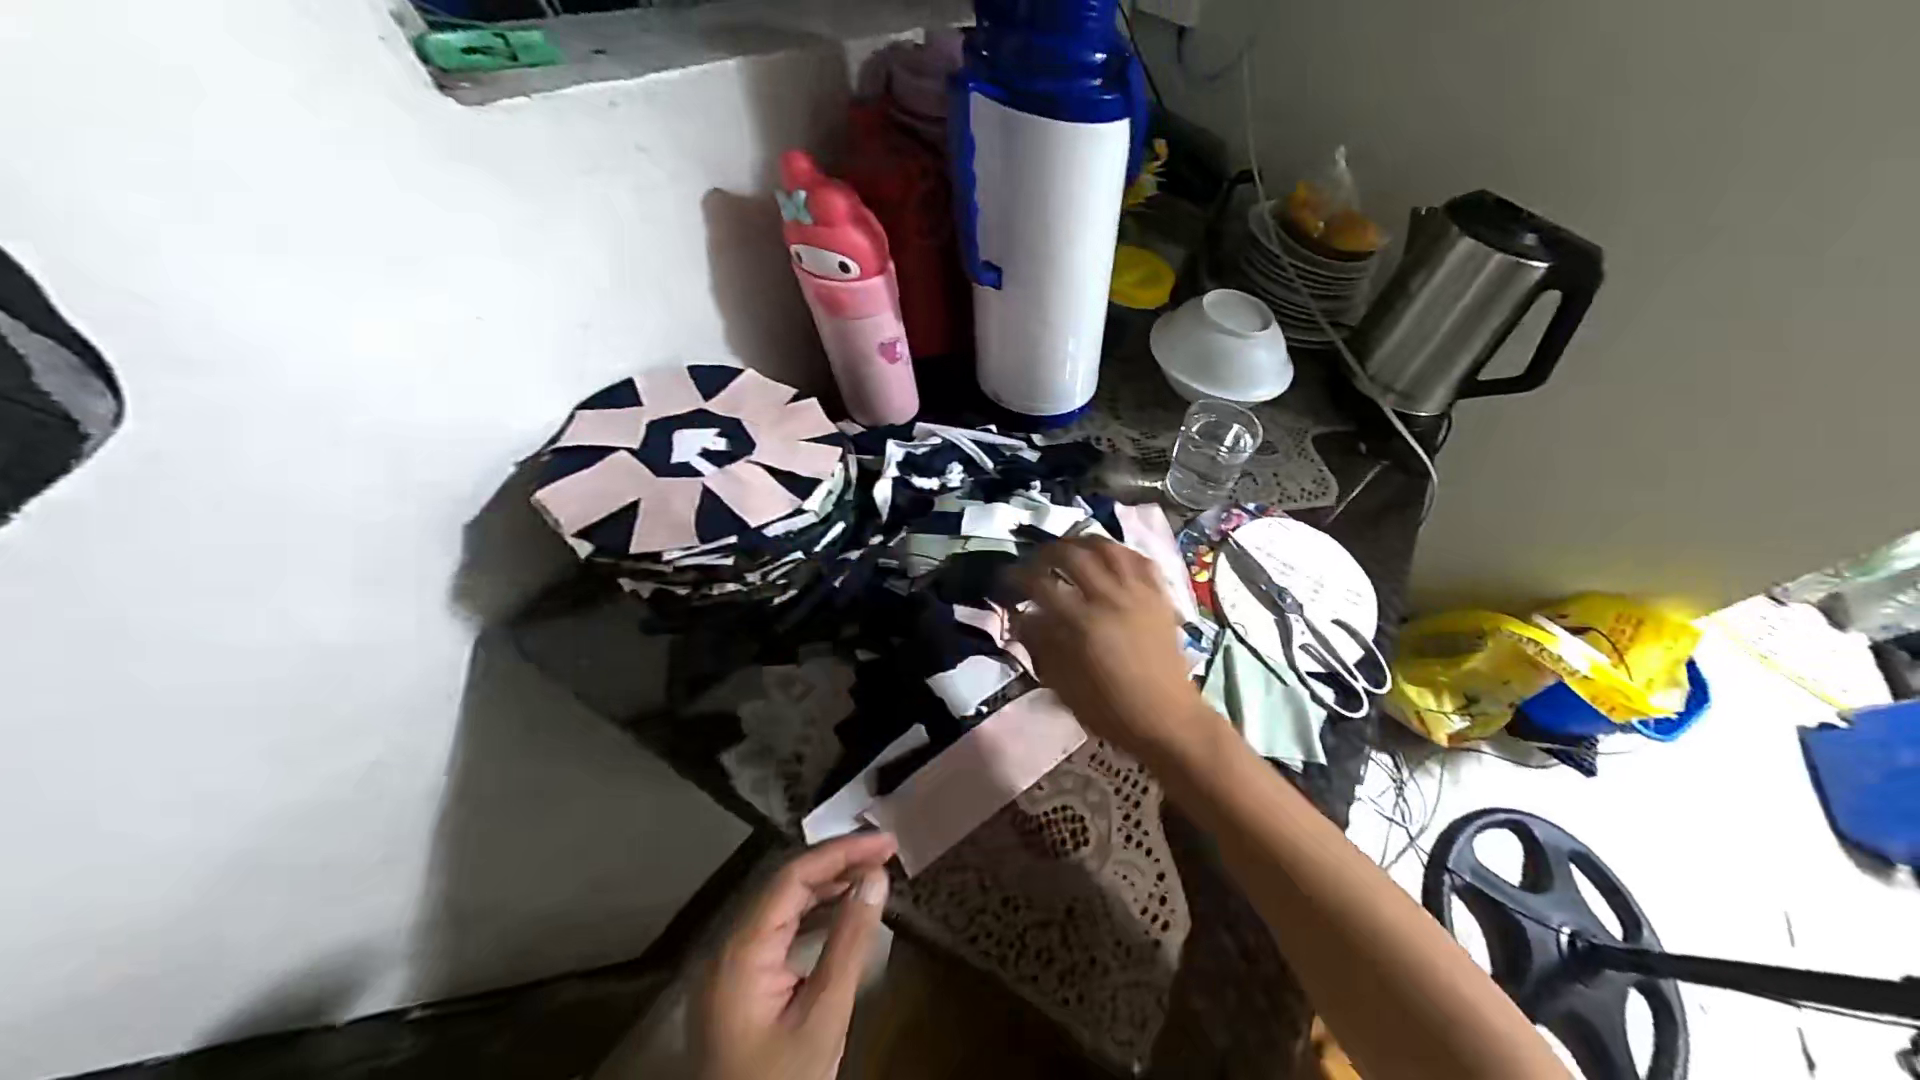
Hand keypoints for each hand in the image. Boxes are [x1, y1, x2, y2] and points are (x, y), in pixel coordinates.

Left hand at [695, 832, 895, 1079]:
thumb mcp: (824, 1016)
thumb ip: (849, 941)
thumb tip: (876, 877)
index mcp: (740, 949)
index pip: (792, 876)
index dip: (841, 852)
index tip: (885, 843)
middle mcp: (726, 943)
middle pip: (782, 882)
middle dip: (835, 861)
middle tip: (883, 851)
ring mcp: (728, 961)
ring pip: (779, 901)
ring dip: (825, 883)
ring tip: (871, 872)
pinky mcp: (736, 977)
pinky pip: (775, 926)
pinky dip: (810, 911)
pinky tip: (842, 907)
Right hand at [1011, 537, 1220, 765]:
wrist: (1167, 720)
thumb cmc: (1111, 710)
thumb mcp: (1063, 684)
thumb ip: (1041, 645)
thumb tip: (1022, 618)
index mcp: (1082, 623)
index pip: (1040, 585)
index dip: (1017, 577)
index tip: (1005, 579)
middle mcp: (1110, 598)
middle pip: (1072, 555)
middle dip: (1046, 552)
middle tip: (1033, 561)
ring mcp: (1138, 593)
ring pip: (1107, 548)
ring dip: (1082, 542)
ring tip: (1068, 548)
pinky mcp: (1159, 597)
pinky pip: (1139, 559)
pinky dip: (1119, 551)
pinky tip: (1107, 556)